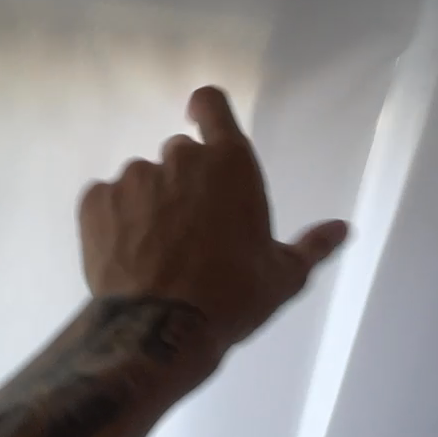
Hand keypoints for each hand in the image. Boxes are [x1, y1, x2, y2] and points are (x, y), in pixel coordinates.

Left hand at [80, 86, 349, 348]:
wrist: (161, 330)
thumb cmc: (232, 299)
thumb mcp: (283, 277)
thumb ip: (312, 246)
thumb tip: (342, 229)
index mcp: (230, 165)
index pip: (212, 106)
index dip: (206, 111)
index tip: (201, 121)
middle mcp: (179, 160)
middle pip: (179, 155)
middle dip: (184, 184)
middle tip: (189, 231)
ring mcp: (133, 179)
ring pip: (141, 182)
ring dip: (148, 206)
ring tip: (155, 253)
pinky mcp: (95, 204)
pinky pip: (105, 201)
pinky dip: (114, 221)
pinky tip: (126, 255)